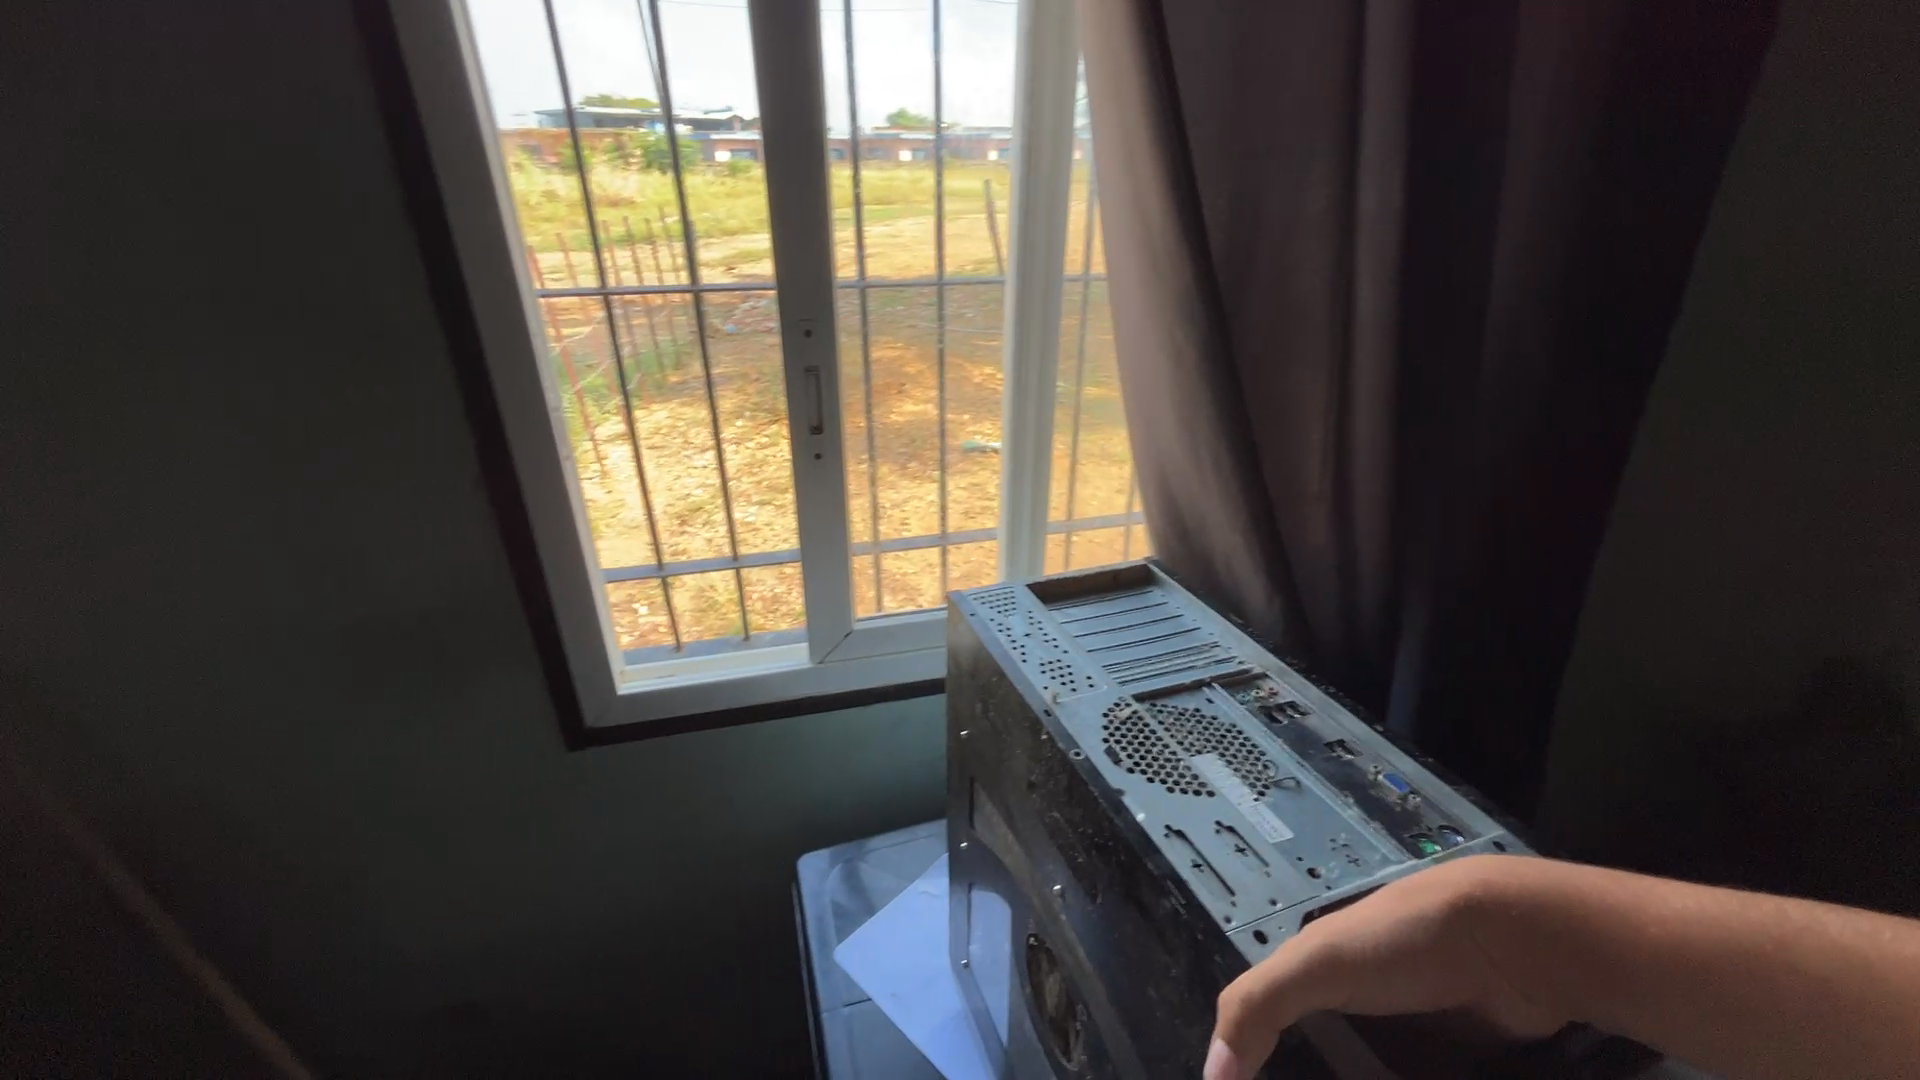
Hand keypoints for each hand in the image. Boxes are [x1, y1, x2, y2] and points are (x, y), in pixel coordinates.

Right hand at [1203, 855, 1567, 1079]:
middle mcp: (1357, 1007)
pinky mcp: (1451, 1067)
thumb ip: (1256, 1008)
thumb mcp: (1314, 964)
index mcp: (1314, 974)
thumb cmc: (1397, 944)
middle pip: (1322, 1065)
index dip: (1253, 1066)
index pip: (1270, 1029)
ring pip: (1369, 1079)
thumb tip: (1212, 1076)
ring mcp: (1410, 1040)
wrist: (1510, 946)